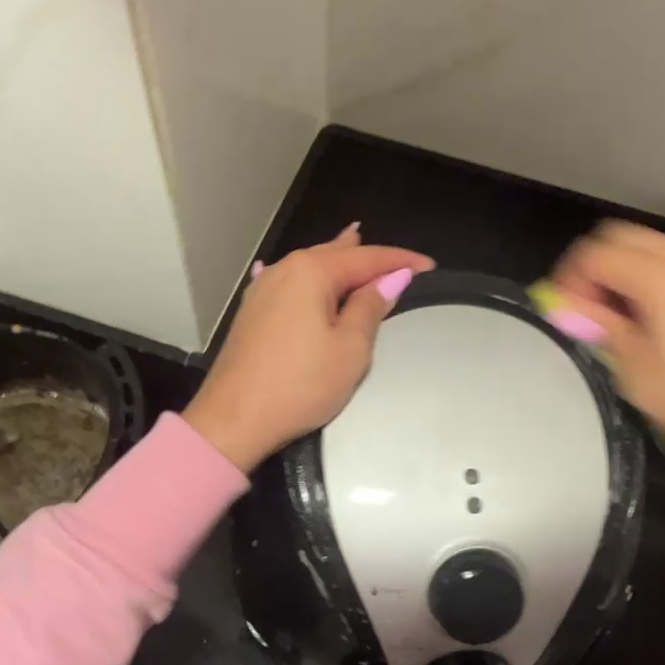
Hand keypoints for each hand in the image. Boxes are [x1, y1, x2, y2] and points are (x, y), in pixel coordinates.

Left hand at [184, 225, 434, 471]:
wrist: (234, 420)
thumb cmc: (299, 386)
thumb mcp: (349, 350)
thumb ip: (370, 308)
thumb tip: (391, 279)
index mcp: (311, 272)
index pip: (367, 257)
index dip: (401, 261)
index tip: (430, 266)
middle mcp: (283, 270)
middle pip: (334, 255)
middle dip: (368, 256)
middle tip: (398, 259)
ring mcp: (263, 290)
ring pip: (310, 267)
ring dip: (337, 261)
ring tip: (357, 244)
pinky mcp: (252, 313)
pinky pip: (292, 283)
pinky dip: (312, 277)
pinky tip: (312, 272)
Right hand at [553, 221, 664, 476]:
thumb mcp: (638, 373)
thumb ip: (603, 330)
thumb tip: (571, 310)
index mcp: (663, 278)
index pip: (595, 254)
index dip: (570, 281)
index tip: (565, 313)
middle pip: (622, 237)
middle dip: (594, 268)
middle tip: (586, 311)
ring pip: (652, 248)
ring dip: (625, 272)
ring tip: (620, 321)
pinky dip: (655, 278)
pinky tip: (654, 321)